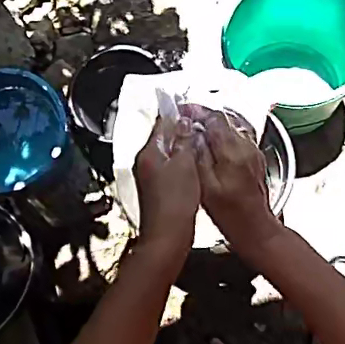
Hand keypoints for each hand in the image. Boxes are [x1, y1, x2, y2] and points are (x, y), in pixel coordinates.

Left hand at [133, 116, 199, 251]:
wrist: (168, 235)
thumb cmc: (175, 202)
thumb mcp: (185, 165)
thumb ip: (184, 142)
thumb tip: (184, 122)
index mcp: (148, 153)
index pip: (160, 124)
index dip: (176, 115)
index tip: (189, 108)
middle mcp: (144, 163)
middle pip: (162, 139)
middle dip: (180, 131)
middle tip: (199, 125)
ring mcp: (149, 176)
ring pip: (167, 154)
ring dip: (182, 148)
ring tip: (199, 143)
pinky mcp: (158, 189)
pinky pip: (170, 169)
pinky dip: (181, 164)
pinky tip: (194, 166)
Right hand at [198, 113, 281, 255]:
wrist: (255, 229)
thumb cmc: (231, 214)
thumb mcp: (205, 186)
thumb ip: (197, 156)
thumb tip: (190, 134)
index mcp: (233, 152)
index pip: (214, 118)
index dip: (195, 112)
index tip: (181, 111)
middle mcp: (246, 148)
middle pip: (222, 120)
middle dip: (202, 118)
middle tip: (184, 121)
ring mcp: (253, 153)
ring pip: (229, 129)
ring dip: (212, 128)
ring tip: (195, 135)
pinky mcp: (255, 159)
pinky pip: (236, 140)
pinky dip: (221, 139)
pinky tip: (211, 150)